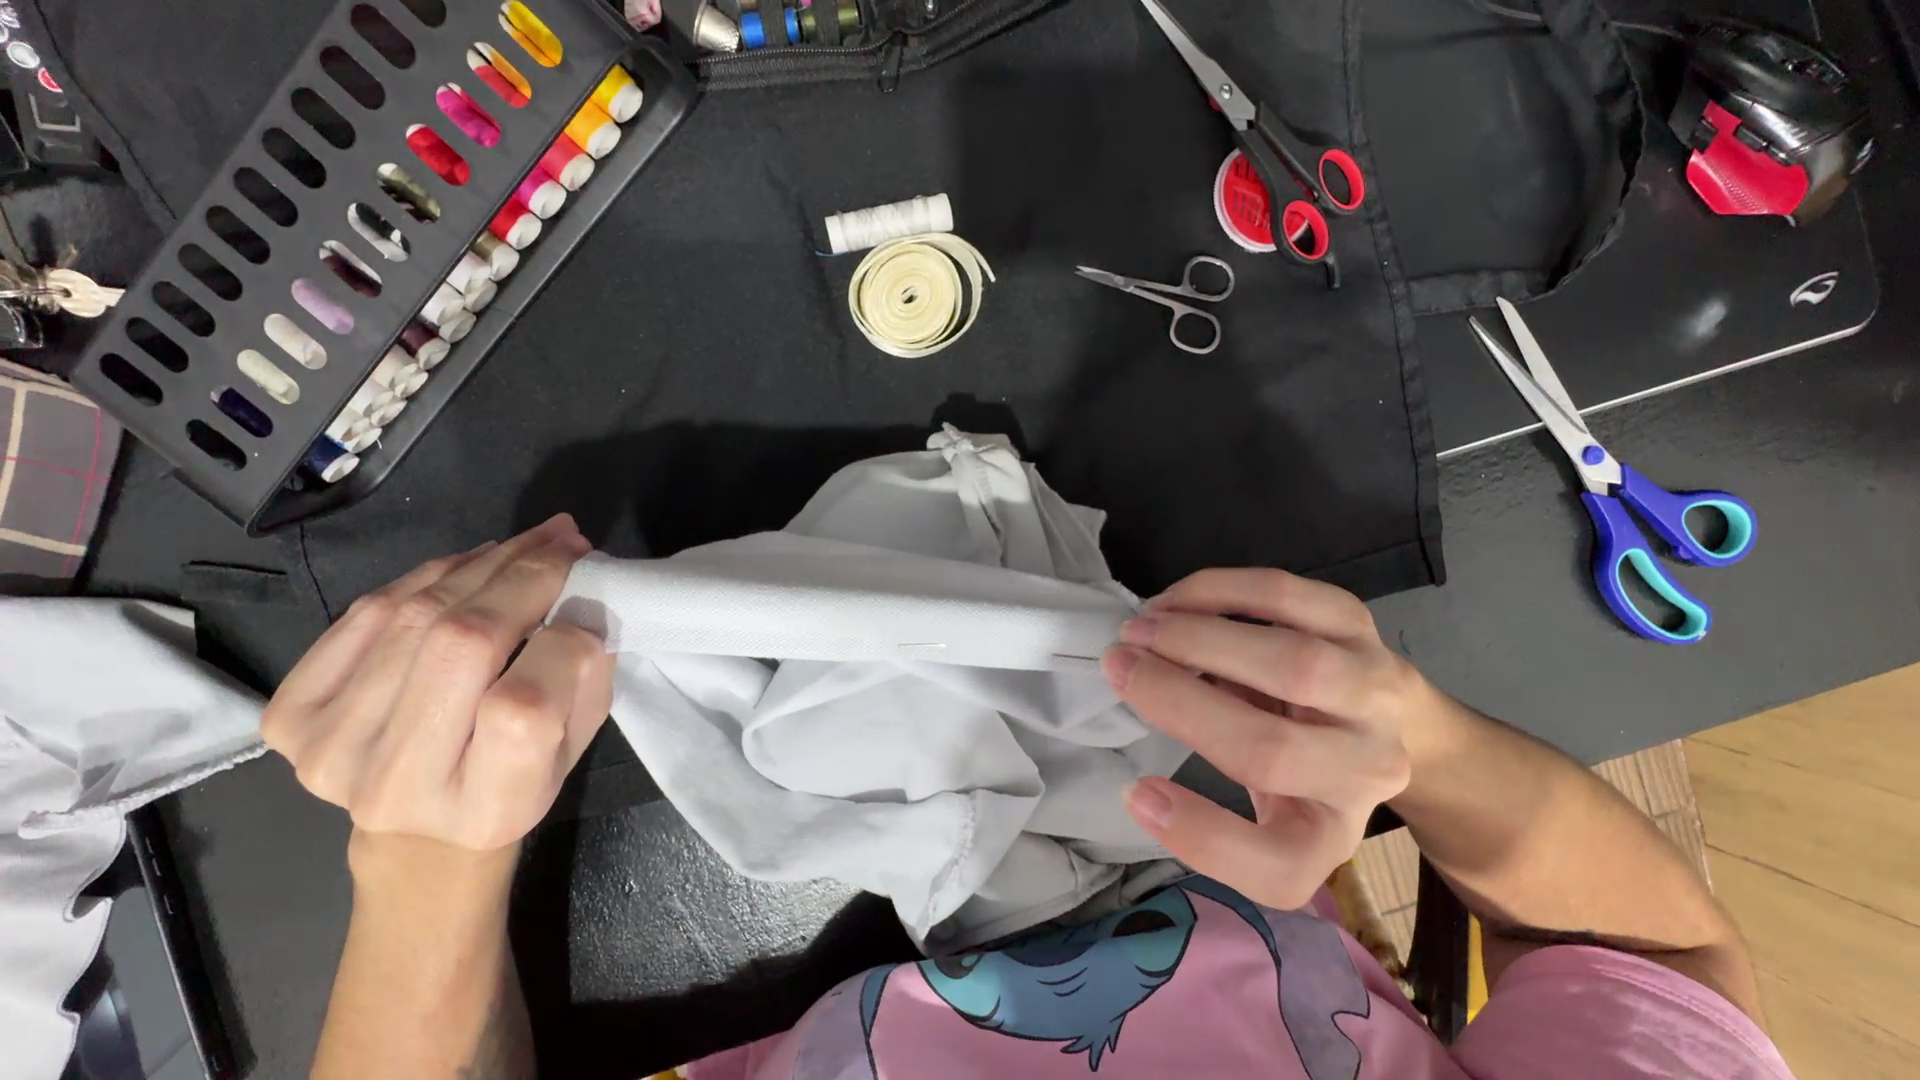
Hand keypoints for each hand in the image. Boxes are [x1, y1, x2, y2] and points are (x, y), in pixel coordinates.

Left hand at [262, 514, 612, 854]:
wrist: (420, 833)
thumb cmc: (516, 783)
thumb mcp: (574, 743)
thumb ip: (584, 676)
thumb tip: (579, 594)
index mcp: (484, 808)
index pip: (523, 707)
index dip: (563, 640)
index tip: (590, 603)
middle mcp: (395, 785)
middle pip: (462, 645)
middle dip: (524, 576)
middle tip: (566, 540)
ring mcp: (330, 749)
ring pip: (415, 616)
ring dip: (483, 563)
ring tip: (529, 543)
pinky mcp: (292, 717)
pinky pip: (368, 612)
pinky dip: (429, 575)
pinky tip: (471, 562)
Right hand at [1103, 569, 1423, 909]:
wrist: (1383, 718)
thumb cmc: (1297, 769)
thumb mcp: (1260, 804)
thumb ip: (1208, 781)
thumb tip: (1141, 697)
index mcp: (1326, 834)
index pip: (1277, 866)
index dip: (1202, 835)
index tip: (1135, 792)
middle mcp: (1365, 772)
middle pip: (1272, 749)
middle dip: (1179, 701)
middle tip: (1118, 665)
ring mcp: (1374, 694)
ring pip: (1293, 665)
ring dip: (1198, 639)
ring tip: (1140, 629)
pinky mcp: (1362, 628)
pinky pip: (1289, 599)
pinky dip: (1221, 593)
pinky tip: (1176, 601)